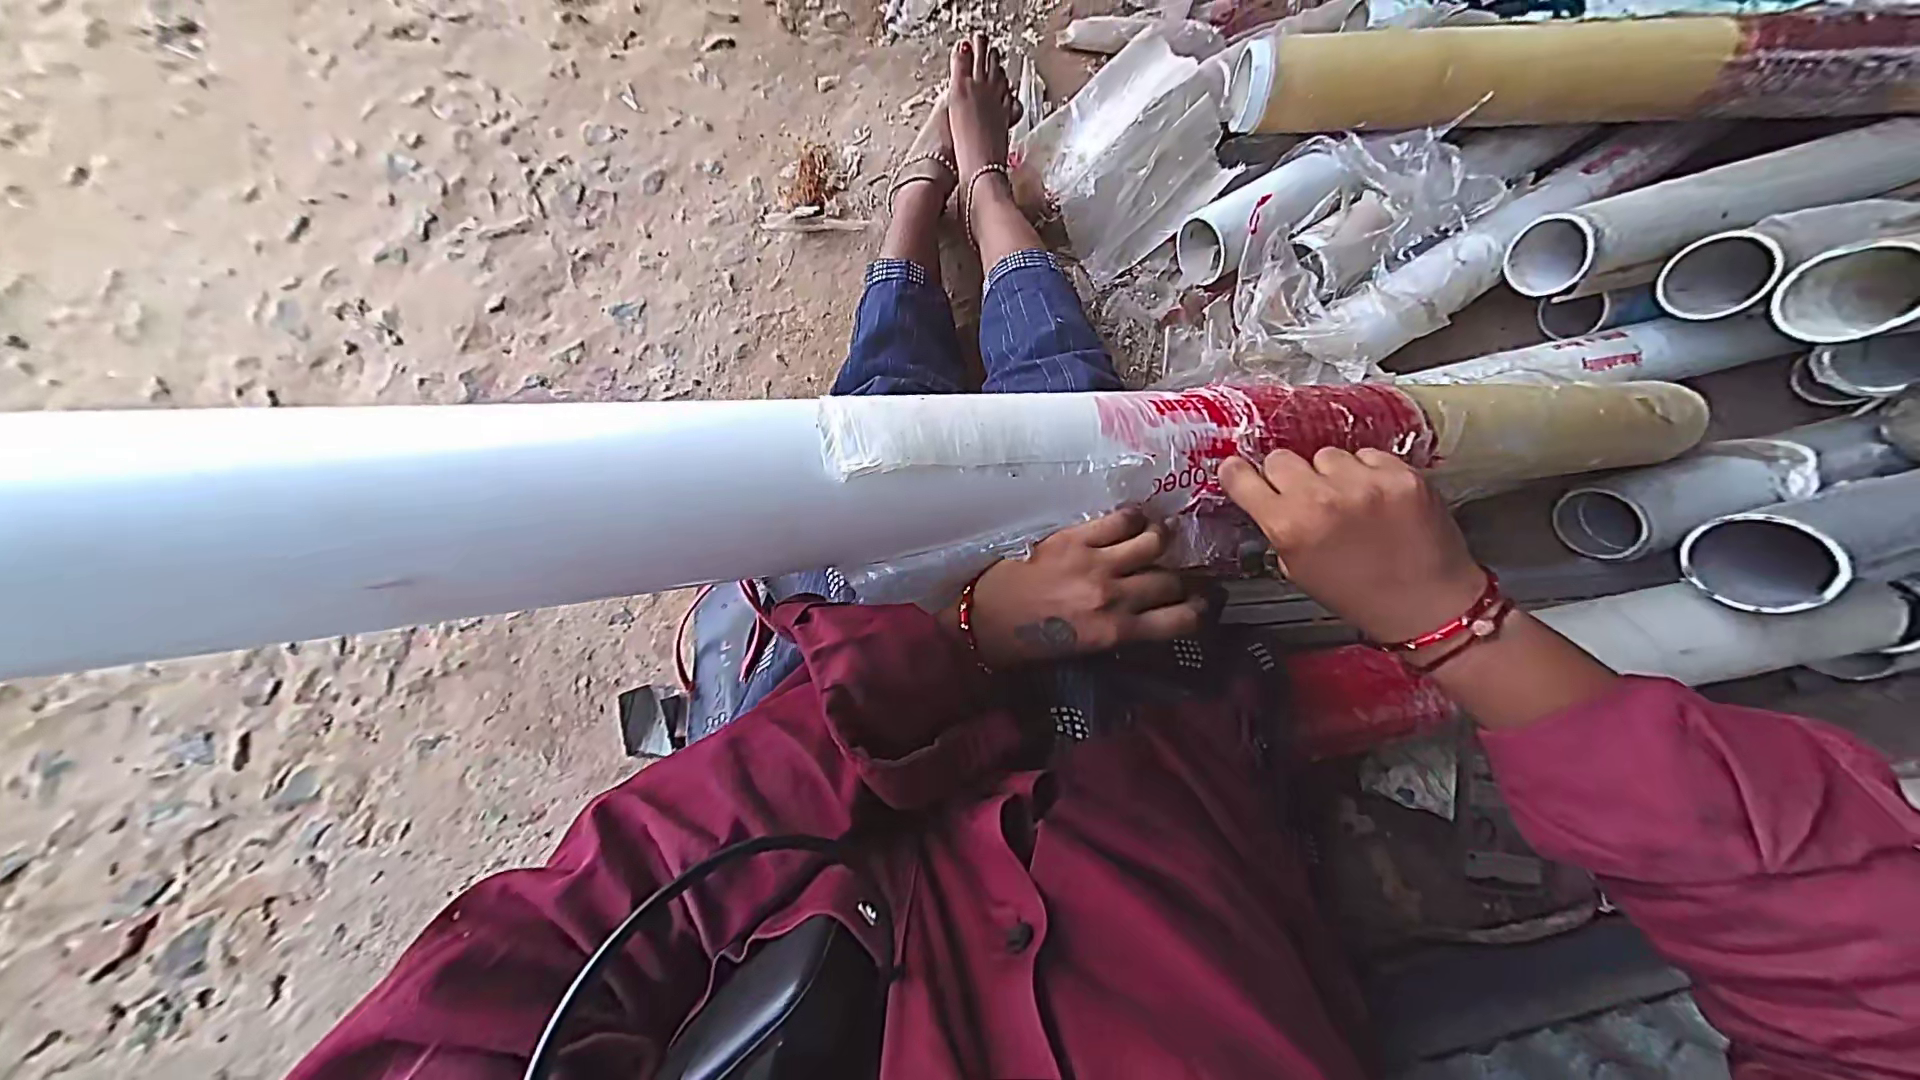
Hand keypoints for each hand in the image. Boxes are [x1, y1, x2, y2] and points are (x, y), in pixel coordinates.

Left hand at [948, 509, 1209, 667]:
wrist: (982, 620)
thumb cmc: (1029, 642)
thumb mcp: (1083, 648)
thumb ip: (1119, 629)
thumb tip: (1147, 610)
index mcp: (1115, 633)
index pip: (1179, 621)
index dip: (1199, 609)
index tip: (1203, 600)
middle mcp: (1113, 598)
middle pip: (1171, 579)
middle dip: (1180, 575)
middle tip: (1177, 567)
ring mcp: (1095, 564)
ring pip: (1155, 542)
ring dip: (1161, 539)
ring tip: (1157, 536)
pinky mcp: (1074, 538)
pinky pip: (1120, 519)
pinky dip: (1133, 517)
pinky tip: (1131, 520)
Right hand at [1218, 448, 1486, 644]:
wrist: (1424, 604)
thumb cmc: (1356, 593)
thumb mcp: (1295, 568)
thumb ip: (1277, 528)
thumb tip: (1266, 498)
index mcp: (1287, 526)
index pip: (1242, 479)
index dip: (1236, 473)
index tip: (1237, 469)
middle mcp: (1320, 499)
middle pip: (1281, 458)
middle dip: (1285, 474)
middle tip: (1301, 493)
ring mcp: (1363, 483)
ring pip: (1325, 454)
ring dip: (1329, 472)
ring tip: (1346, 498)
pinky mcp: (1400, 475)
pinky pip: (1367, 455)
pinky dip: (1366, 471)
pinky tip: (1373, 496)